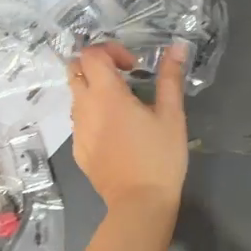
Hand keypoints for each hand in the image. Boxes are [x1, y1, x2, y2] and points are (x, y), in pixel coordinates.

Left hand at [67, 43, 188, 213]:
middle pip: (74, 70)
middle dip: (95, 66)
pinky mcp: (78, 150)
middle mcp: (84, 108)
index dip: (110, 51)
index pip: (91, 54)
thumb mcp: (171, 115)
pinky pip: (79, 122)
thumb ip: (170, 78)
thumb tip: (176, 47)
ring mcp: (78, 131)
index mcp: (106, 94)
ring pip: (76, 97)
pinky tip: (116, 133)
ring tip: (122, 107)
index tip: (132, 66)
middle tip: (122, 78)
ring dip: (94, 91)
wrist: (139, 203)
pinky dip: (93, 116)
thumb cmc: (159, 157)